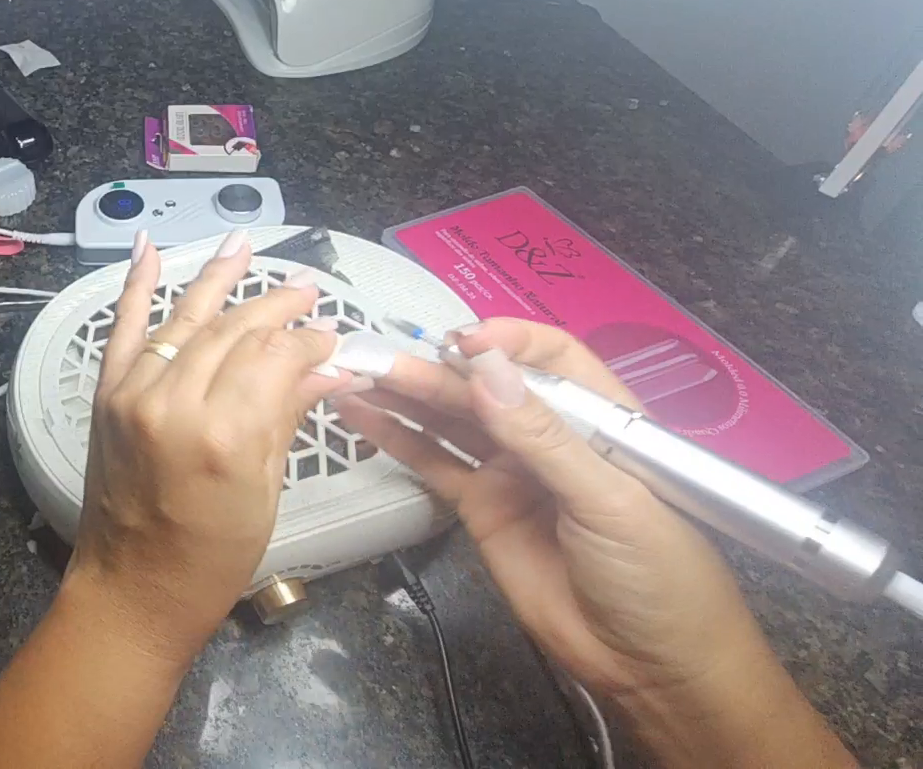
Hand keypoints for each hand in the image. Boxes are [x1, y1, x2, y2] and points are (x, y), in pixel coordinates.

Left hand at [70, 229, 344, 661]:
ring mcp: (132, 390)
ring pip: (184, 321)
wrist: (131, 585)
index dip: (307, 340)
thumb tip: (328, 367)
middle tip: (305, 287)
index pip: (275, 358)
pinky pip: (123, 327)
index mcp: (224, 433)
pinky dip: (135, 285)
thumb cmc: (211, 556)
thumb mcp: (264, 492)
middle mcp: (174, 400)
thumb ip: (286, 416)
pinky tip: (147, 247)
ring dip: (216, 280)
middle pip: (232, 332)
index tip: (330, 333)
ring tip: (243, 244)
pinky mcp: (106, 392)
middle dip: (273, 305)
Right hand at [338, 319, 853, 765]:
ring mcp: (507, 468)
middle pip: (481, 387)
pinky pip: (429, 460)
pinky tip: (358, 414)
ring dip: (401, 395)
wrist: (650, 671)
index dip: (506, 341)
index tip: (459, 341)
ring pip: (446, 418)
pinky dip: (392, 436)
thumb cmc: (660, 580)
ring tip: (354, 375)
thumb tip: (483, 366)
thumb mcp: (611, 504)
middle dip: (429, 370)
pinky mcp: (477, 502)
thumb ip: (542, 436)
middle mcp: (546, 435)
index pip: (551, 358)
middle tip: (374, 357)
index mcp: (598, 422)